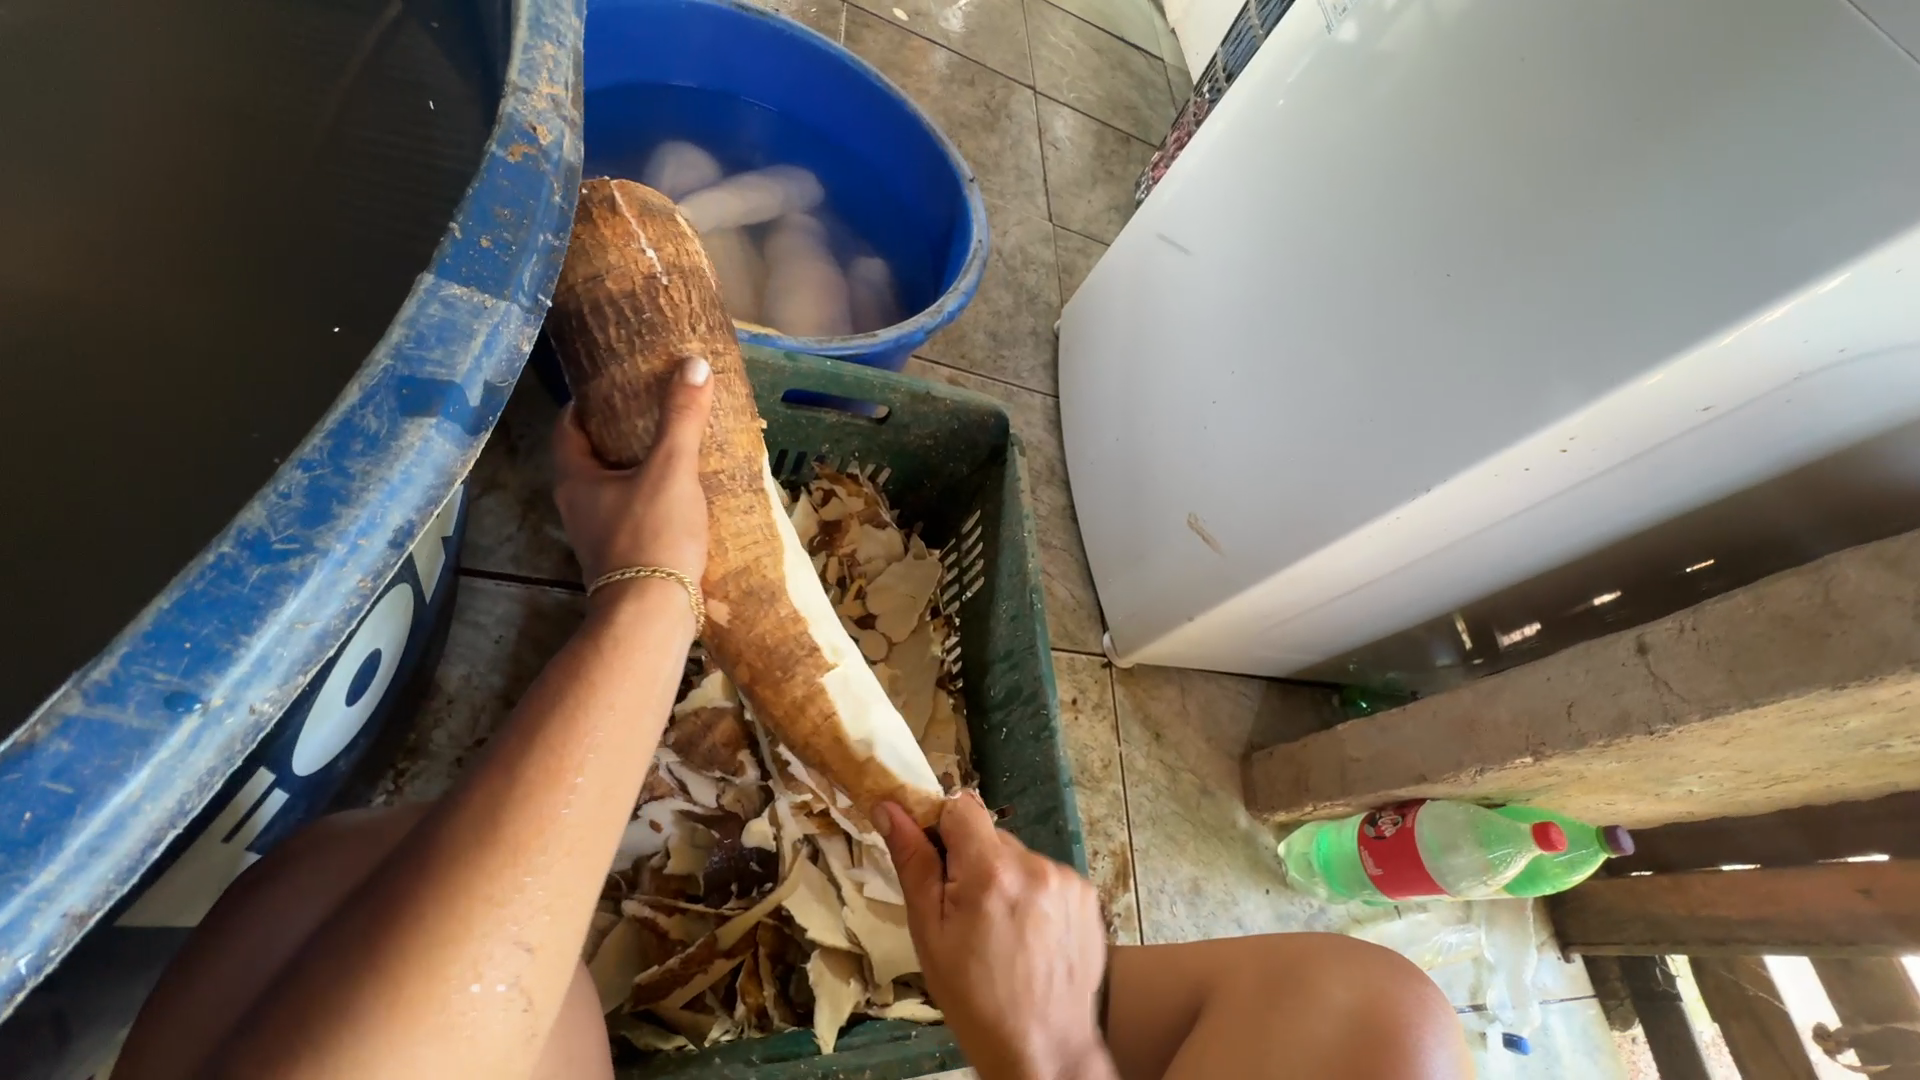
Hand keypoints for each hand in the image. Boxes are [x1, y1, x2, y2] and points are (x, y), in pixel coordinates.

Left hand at [552, 357, 714, 587]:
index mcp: (575, 478)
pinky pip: (630, 514)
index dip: (586, 403)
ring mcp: (598, 535)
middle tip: (650, 412)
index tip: (613, 386)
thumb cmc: (653, 535)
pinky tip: (680, 496)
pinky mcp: (622, 557)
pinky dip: (649, 499)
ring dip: (634, 469)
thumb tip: (694, 364)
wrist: (653, 613)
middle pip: (590, 458)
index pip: (568, 427)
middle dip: (616, 434)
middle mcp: (577, 505)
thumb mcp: (672, 470)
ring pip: (611, 489)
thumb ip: (682, 418)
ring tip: (670, 450)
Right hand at [875, 795, 1113, 1079]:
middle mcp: (1034, 863)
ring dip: (1006, 880)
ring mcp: (1066, 879)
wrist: (1042, 1050)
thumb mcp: (929, 932)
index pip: (960, 808)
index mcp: (990, 870)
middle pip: (990, 837)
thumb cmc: (973, 997)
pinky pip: (1048, 878)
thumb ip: (913, 862)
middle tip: (968, 913)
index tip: (939, 866)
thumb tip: (889, 807)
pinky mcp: (1087, 895)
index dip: (943, 831)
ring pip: (1019, 859)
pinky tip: (1030, 935)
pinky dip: (1035, 897)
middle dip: (974, 863)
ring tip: (1002, 931)